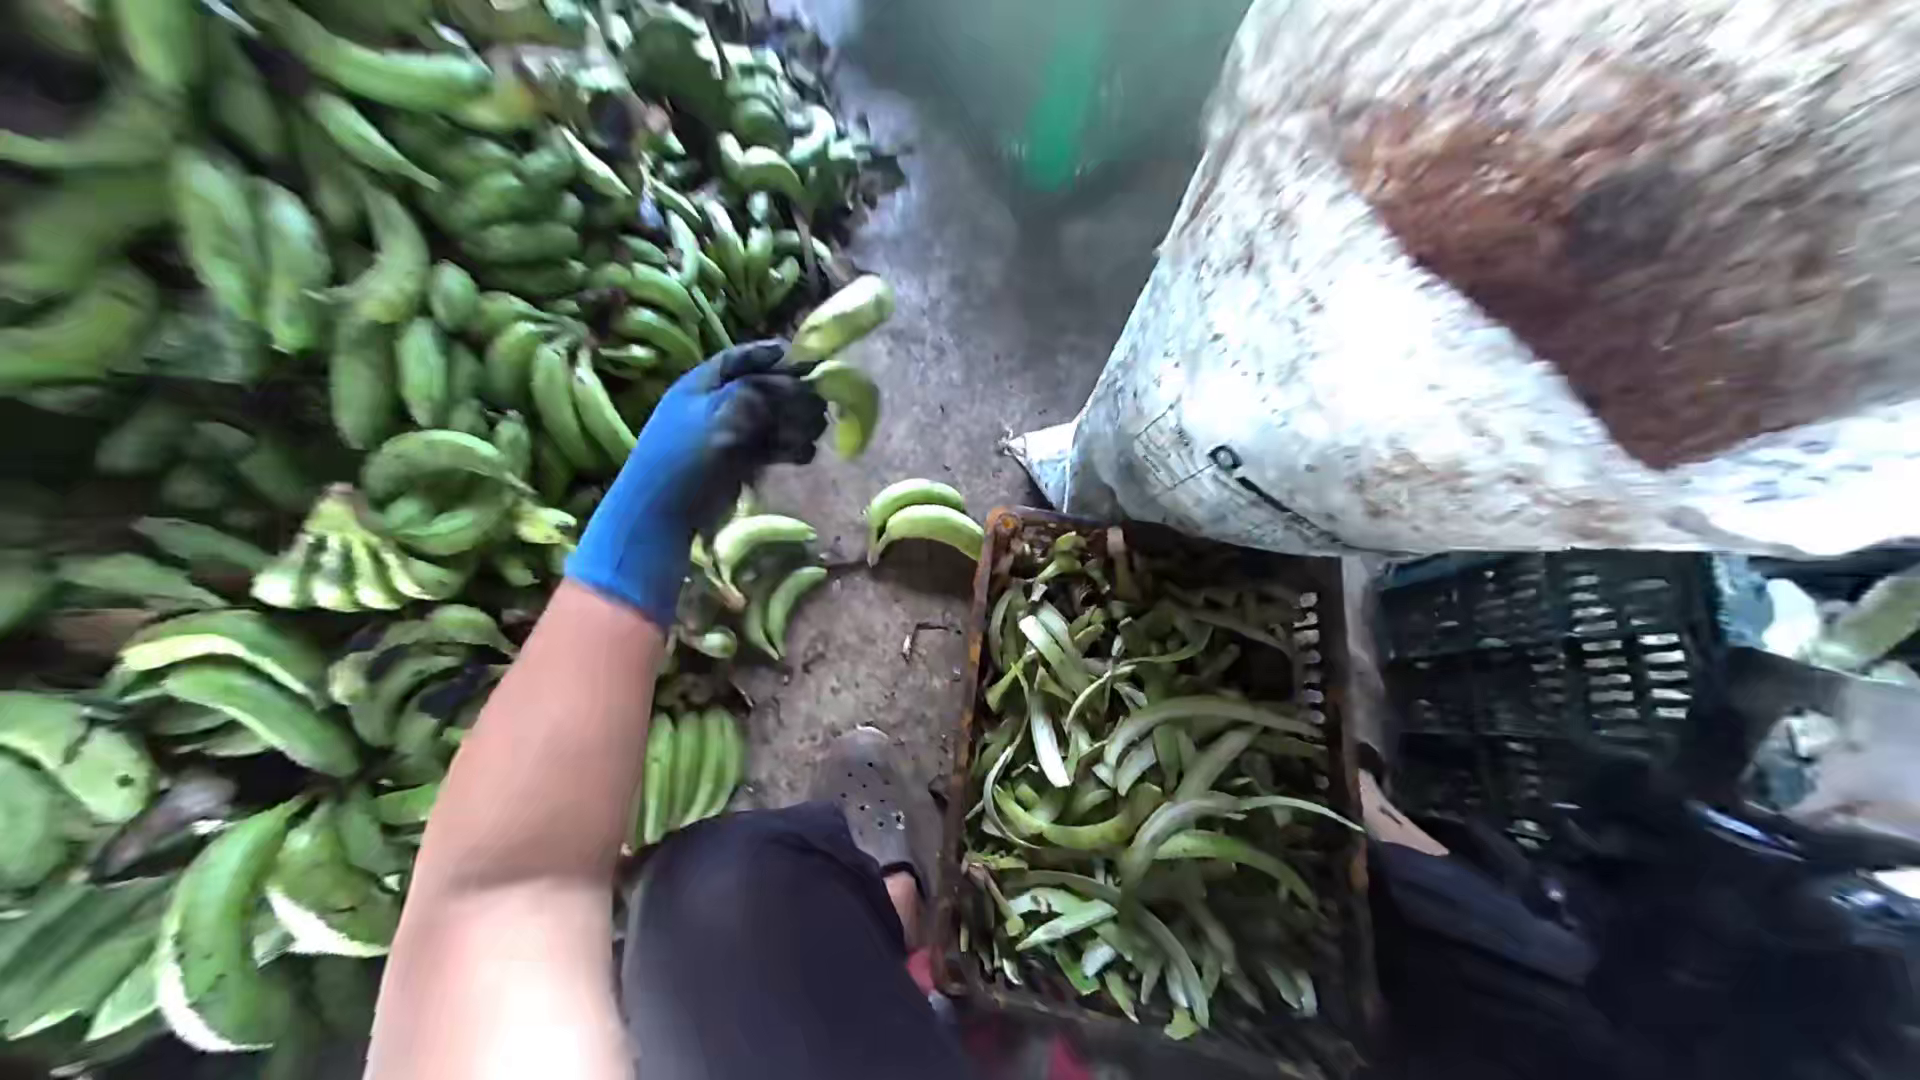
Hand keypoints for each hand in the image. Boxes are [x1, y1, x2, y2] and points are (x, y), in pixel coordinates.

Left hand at [566, 341, 826, 623]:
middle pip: (766, 388)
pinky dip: (791, 448)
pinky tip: (803, 455)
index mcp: (703, 385)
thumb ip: (754, 393)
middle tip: (817, 404)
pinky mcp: (744, 460)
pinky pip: (776, 446)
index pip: (740, 359)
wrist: (664, 513)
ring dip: (797, 424)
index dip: (769, 356)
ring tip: (811, 434)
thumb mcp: (716, 415)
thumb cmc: (683, 459)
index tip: (802, 360)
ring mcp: (733, 434)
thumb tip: (792, 383)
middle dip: (793, 395)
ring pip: (776, 419)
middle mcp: (720, 404)